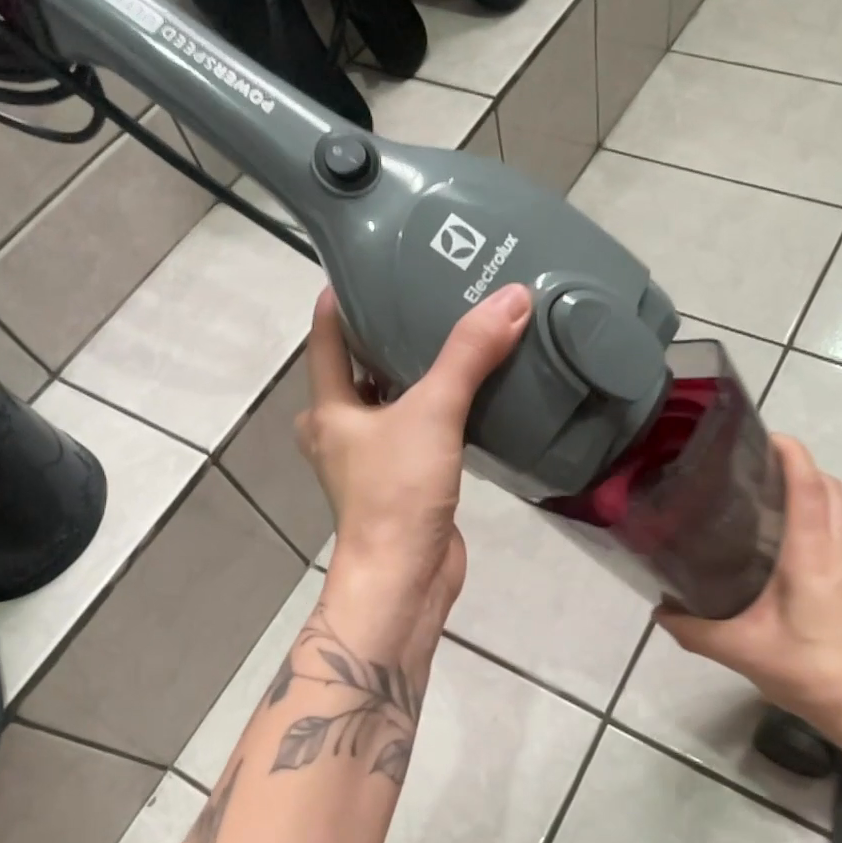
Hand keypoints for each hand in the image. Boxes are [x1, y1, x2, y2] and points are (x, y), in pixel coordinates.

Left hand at [297, 283, 531, 599]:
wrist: (405, 579)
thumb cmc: (397, 492)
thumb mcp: (431, 412)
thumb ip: (470, 355)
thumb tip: (514, 297)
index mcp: (327, 407)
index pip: (328, 335)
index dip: (346, 297)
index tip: (379, 262)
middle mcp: (341, 429)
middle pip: (361, 366)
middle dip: (391, 332)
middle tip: (430, 294)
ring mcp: (370, 459)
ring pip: (392, 401)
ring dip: (419, 373)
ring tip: (459, 334)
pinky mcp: (403, 482)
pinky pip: (419, 432)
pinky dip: (440, 411)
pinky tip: (474, 392)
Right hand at [655, 435, 841, 751]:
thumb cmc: (810, 673)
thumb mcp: (743, 653)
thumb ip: (695, 631)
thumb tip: (660, 611)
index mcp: (813, 556)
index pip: (808, 485)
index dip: (789, 452)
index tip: (759, 436)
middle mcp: (840, 549)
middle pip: (828, 486)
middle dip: (796, 464)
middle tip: (750, 467)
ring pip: (838, 506)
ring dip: (809, 487)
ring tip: (762, 495)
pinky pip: (839, 528)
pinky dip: (816, 513)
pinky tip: (783, 540)